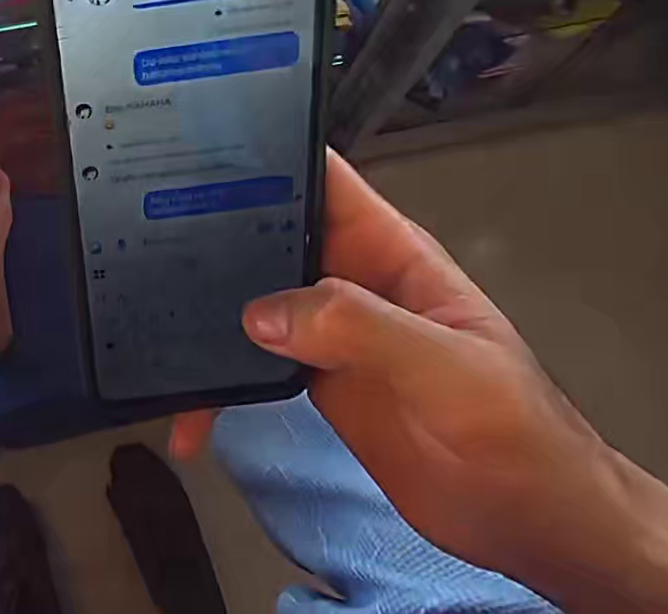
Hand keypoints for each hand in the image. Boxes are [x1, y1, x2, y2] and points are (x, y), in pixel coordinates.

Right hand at [174, 151, 667, 613]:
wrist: (530, 524)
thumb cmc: (512, 429)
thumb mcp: (448, 368)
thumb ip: (361, 327)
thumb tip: (258, 314)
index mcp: (380, 246)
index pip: (317, 175)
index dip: (265, 151)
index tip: (196, 144)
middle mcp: (342, 274)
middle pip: (265, 229)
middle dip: (208, 224)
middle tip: (138, 224)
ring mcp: (322, 325)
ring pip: (248, 294)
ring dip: (201, 302)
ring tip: (141, 309)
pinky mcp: (309, 374)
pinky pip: (249, 360)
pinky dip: (215, 383)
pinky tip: (185, 414)